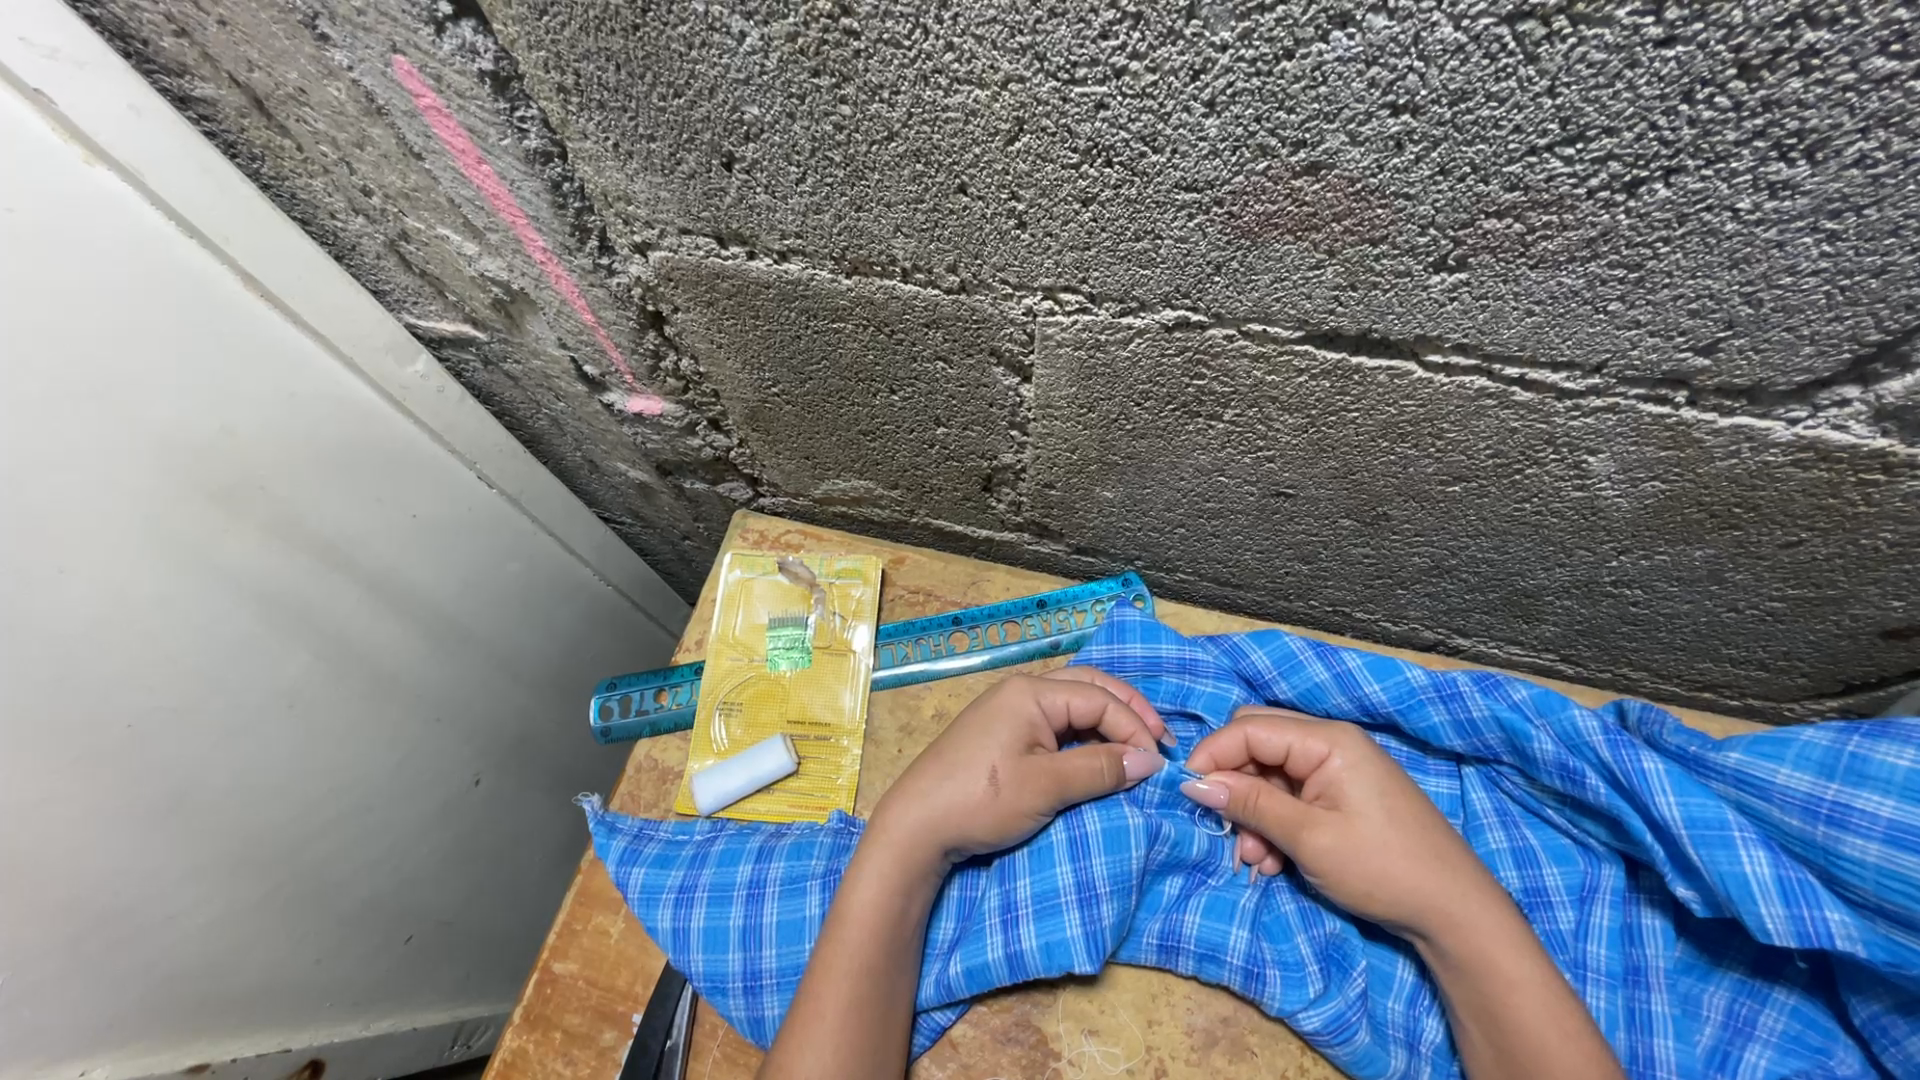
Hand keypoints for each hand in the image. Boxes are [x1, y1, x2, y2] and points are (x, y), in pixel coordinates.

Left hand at [868, 668, 1170, 867]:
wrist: (916, 825)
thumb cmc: (981, 800)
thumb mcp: (1046, 787)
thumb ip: (1099, 768)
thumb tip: (1150, 761)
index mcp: (1031, 692)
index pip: (1100, 698)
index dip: (1135, 727)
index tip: (1159, 764)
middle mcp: (1021, 691)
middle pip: (1088, 688)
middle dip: (1128, 712)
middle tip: (1159, 742)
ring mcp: (1008, 709)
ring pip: (1072, 703)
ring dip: (1106, 722)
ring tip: (1135, 749)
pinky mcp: (1002, 732)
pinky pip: (1054, 722)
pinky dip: (1083, 735)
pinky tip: (1097, 755)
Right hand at [1179, 706, 1506, 940]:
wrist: (1456, 914)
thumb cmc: (1383, 868)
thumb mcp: (1308, 838)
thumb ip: (1250, 803)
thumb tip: (1193, 783)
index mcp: (1327, 740)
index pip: (1248, 728)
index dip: (1212, 756)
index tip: (1188, 794)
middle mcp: (1329, 743)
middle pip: (1255, 742)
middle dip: (1232, 783)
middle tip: (1225, 826)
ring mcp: (1336, 769)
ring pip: (1268, 772)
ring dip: (1252, 811)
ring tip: (1255, 858)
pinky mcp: (1340, 795)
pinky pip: (1289, 794)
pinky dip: (1272, 822)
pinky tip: (1273, 859)